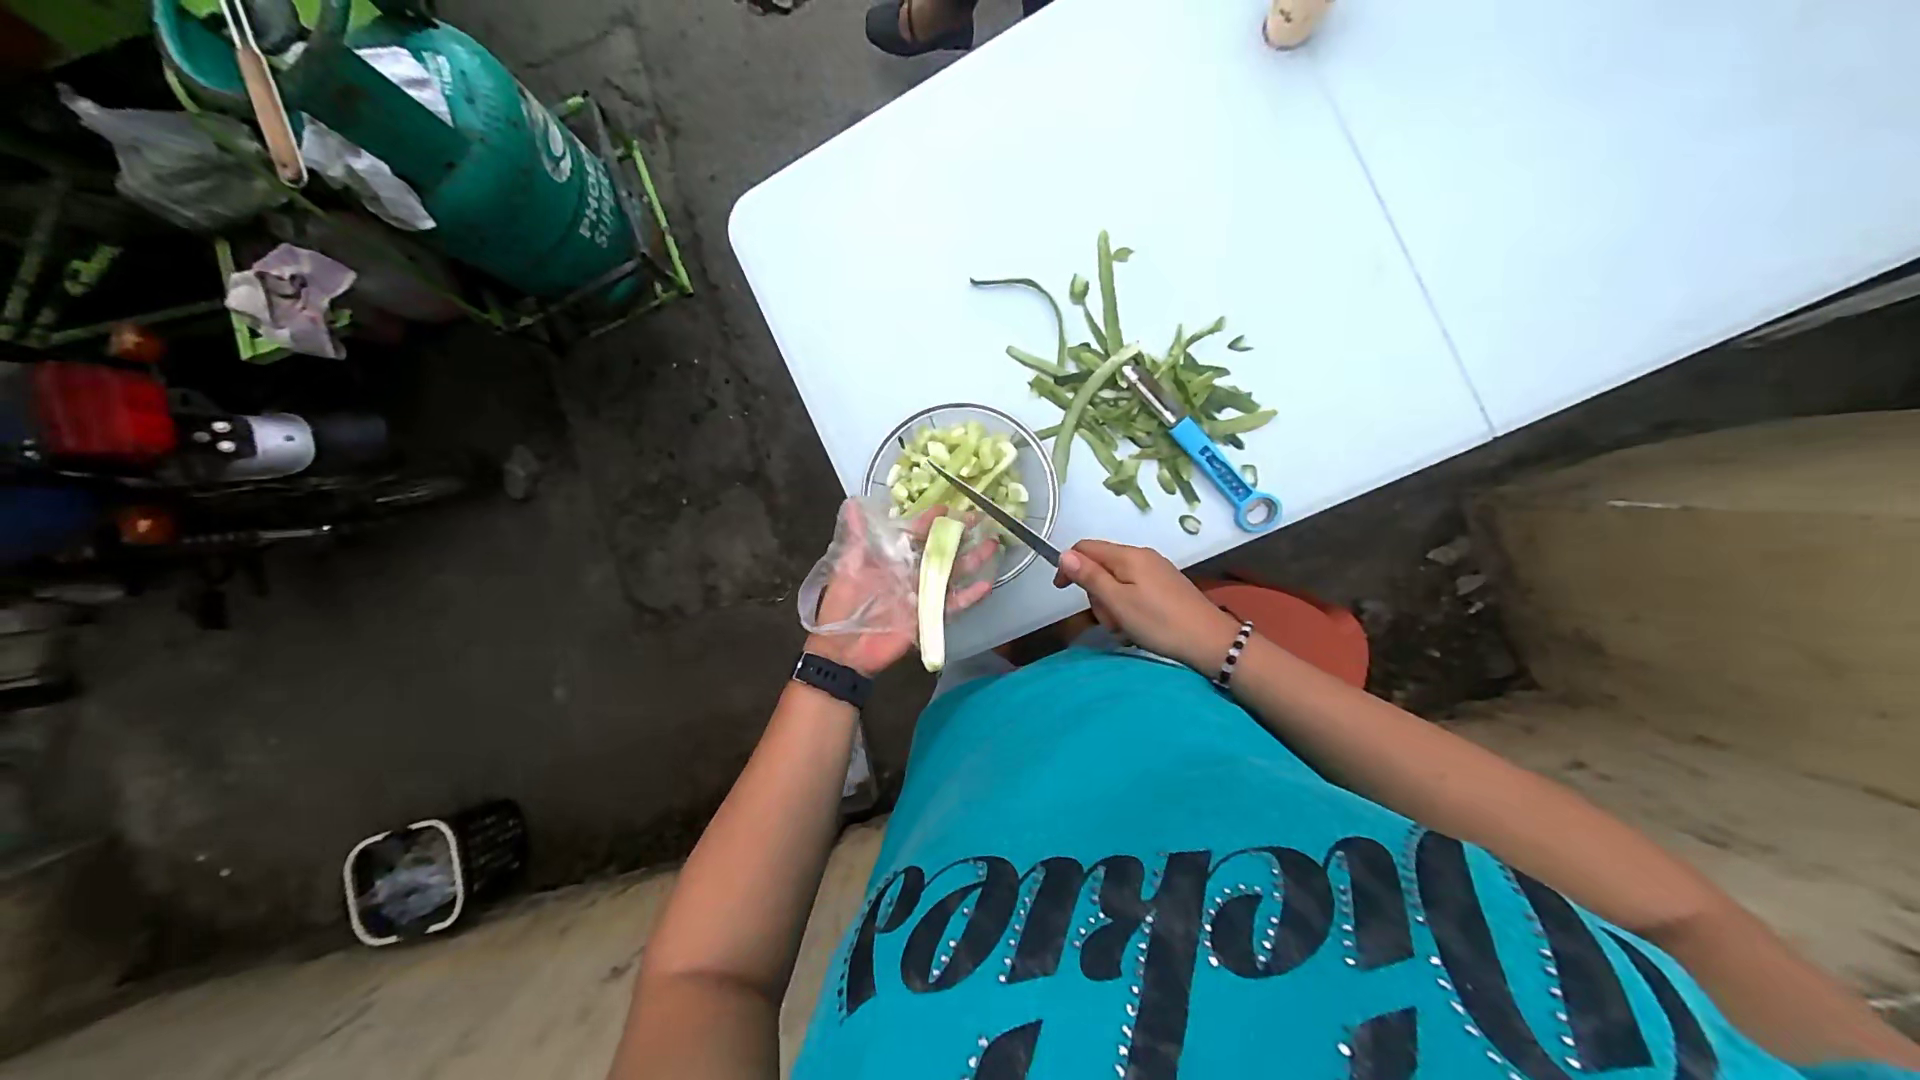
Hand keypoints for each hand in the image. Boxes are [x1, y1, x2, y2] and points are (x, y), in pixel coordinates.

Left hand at [806, 502, 998, 676]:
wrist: (844, 647)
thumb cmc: (843, 604)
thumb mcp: (847, 566)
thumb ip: (856, 537)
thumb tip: (852, 504)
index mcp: (892, 558)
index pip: (915, 533)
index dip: (930, 520)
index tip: (946, 507)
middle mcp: (911, 572)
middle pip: (940, 550)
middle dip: (960, 534)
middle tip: (980, 518)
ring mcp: (922, 593)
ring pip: (952, 573)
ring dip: (972, 559)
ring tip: (992, 545)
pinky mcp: (928, 614)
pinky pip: (952, 603)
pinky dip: (969, 596)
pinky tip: (985, 584)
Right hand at [1052, 539, 1241, 672]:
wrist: (1210, 641)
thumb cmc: (1160, 623)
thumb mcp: (1118, 603)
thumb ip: (1090, 577)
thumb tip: (1064, 554)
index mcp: (1128, 556)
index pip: (1086, 547)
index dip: (1069, 566)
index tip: (1061, 590)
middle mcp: (1142, 556)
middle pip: (1101, 565)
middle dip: (1095, 592)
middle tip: (1108, 619)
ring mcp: (1156, 569)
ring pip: (1117, 579)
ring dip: (1111, 603)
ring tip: (1124, 626)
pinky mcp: (1166, 584)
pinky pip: (1133, 588)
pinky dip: (1127, 605)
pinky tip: (1136, 625)